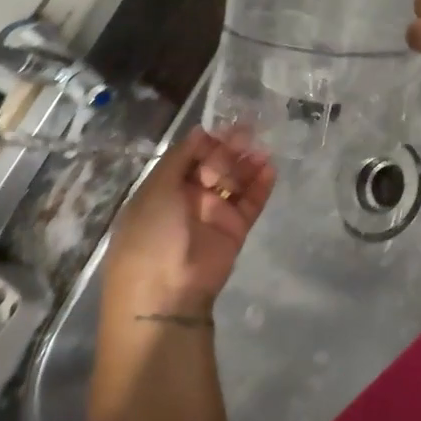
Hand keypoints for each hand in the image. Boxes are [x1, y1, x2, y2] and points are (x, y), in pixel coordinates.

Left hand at [103, 127, 274, 317]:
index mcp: (162, 191)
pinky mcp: (235, 231)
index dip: (207, 142)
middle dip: (231, 149)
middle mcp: (187, 200)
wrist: (166, 294)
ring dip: (248, 164)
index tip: (225, 126)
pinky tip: (270, 168)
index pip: (188, 158)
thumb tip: (200, 131)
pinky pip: (250, 203)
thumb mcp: (155, 193)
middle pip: (214, 166)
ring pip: (235, 182)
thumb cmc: (150, 238)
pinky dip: (261, 186)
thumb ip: (180, 159)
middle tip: (250, 133)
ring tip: (264, 149)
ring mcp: (212, 216)